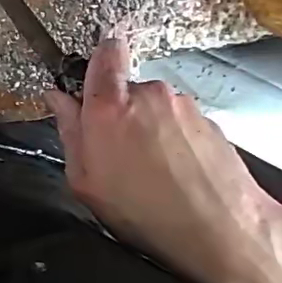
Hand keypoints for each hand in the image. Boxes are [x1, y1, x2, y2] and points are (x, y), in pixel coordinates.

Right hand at [47, 37, 281, 282]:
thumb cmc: (149, 214)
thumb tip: (59, 101)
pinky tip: (177, 174)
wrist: (222, 228)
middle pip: (127, 89)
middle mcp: (148, 95)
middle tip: (119, 154)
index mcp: (109, 108)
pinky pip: (179, 122)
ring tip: (153, 172)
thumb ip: (70, 132)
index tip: (93, 88)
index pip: (104, 54)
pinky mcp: (207, 118)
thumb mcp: (87, 183)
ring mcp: (181, 105)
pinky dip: (175, 141)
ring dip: (150, 129)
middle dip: (121, 113)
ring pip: (155, 107)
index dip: (98, 65)